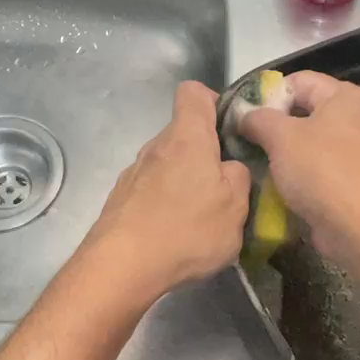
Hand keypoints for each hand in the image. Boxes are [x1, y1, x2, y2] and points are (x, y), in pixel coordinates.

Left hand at [79, 82, 250, 301]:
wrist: (121, 267)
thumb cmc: (186, 230)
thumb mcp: (236, 207)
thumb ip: (239, 177)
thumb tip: (229, 168)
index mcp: (187, 138)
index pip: (195, 93)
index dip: (215, 103)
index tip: (230, 130)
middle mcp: (156, 147)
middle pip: (183, 135)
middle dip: (206, 155)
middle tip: (226, 189)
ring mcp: (134, 174)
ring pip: (168, 166)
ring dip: (186, 184)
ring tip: (201, 220)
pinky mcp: (120, 201)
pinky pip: (152, 192)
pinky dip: (166, 206)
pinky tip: (175, 236)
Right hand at [236, 71, 359, 260]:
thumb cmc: (323, 170)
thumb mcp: (281, 136)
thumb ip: (257, 119)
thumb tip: (242, 115)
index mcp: (344, 97)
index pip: (299, 81)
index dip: (268, 94)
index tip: (241, 114)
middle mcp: (354, 120)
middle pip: (303, 113)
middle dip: (271, 126)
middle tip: (241, 139)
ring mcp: (353, 154)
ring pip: (306, 145)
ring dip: (280, 155)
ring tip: (251, 163)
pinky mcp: (347, 183)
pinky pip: (313, 171)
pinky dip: (294, 177)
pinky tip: (271, 187)